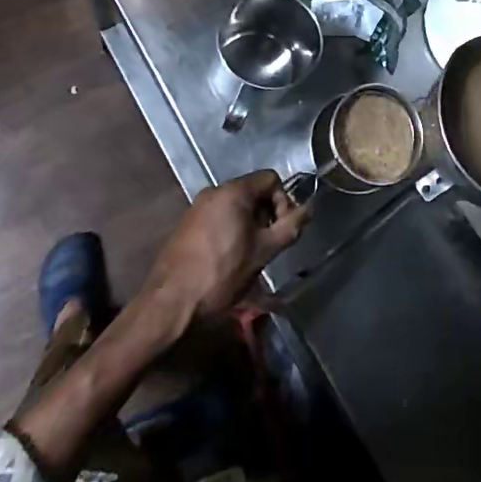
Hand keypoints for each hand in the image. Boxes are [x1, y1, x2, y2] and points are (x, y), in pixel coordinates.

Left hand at [142, 169, 309, 320]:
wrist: (171, 303)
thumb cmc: (222, 273)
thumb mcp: (264, 251)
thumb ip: (291, 227)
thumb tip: (309, 209)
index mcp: (233, 191)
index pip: (271, 179)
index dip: (284, 201)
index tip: (282, 230)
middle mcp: (214, 191)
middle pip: (253, 192)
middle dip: (267, 215)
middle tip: (269, 245)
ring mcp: (197, 207)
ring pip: (236, 206)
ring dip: (250, 225)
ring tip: (250, 255)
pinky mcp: (187, 225)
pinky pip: (219, 217)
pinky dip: (231, 230)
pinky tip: (229, 258)